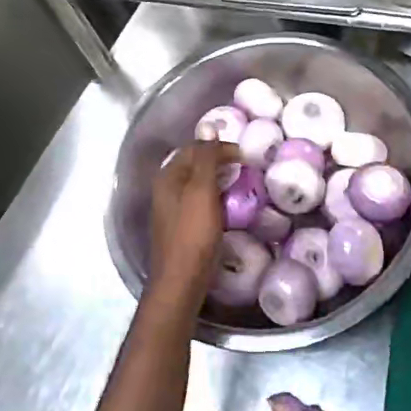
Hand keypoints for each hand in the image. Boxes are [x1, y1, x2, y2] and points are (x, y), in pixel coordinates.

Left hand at [148, 140, 238, 299]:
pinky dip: (214, 197)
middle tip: (245, 167)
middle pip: (193, 165)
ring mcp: (171, 209)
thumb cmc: (193, 234)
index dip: (218, 147)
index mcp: (168, 176)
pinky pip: (198, 202)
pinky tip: (228, 206)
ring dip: (217, 179)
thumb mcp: (201, 192)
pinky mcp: (180, 226)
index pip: (194, 148)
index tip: (245, 155)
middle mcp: (165, 189)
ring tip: (241, 183)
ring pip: (196, 184)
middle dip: (218, 161)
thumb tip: (209, 128)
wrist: (180, 282)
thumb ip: (206, 160)